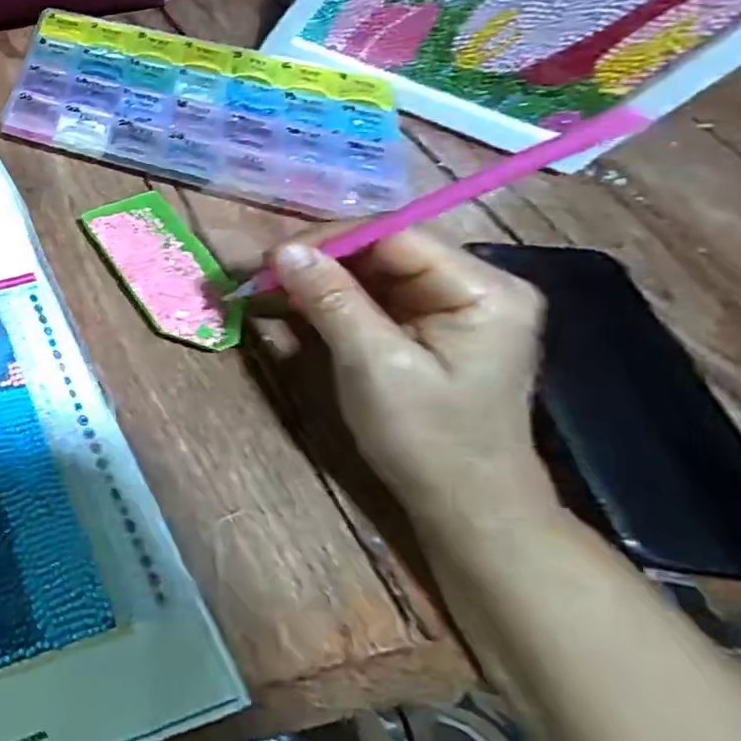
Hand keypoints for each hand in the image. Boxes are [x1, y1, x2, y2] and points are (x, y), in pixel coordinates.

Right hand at [265, 228, 552, 528]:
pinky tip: (287, 305)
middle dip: (316, 259)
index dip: (328, 240)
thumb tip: (282, 250)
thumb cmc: (427, 437)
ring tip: (263, 289)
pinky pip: (367, 294)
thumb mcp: (373, 364)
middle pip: (380, 248)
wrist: (465, 505)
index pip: (394, 235)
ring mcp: (447, 304)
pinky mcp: (423, 323)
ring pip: (367, 269)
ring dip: (313, 278)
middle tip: (259, 275)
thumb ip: (331, 300)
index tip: (271, 259)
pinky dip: (325, 298)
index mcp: (481, 289)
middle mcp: (471, 284)